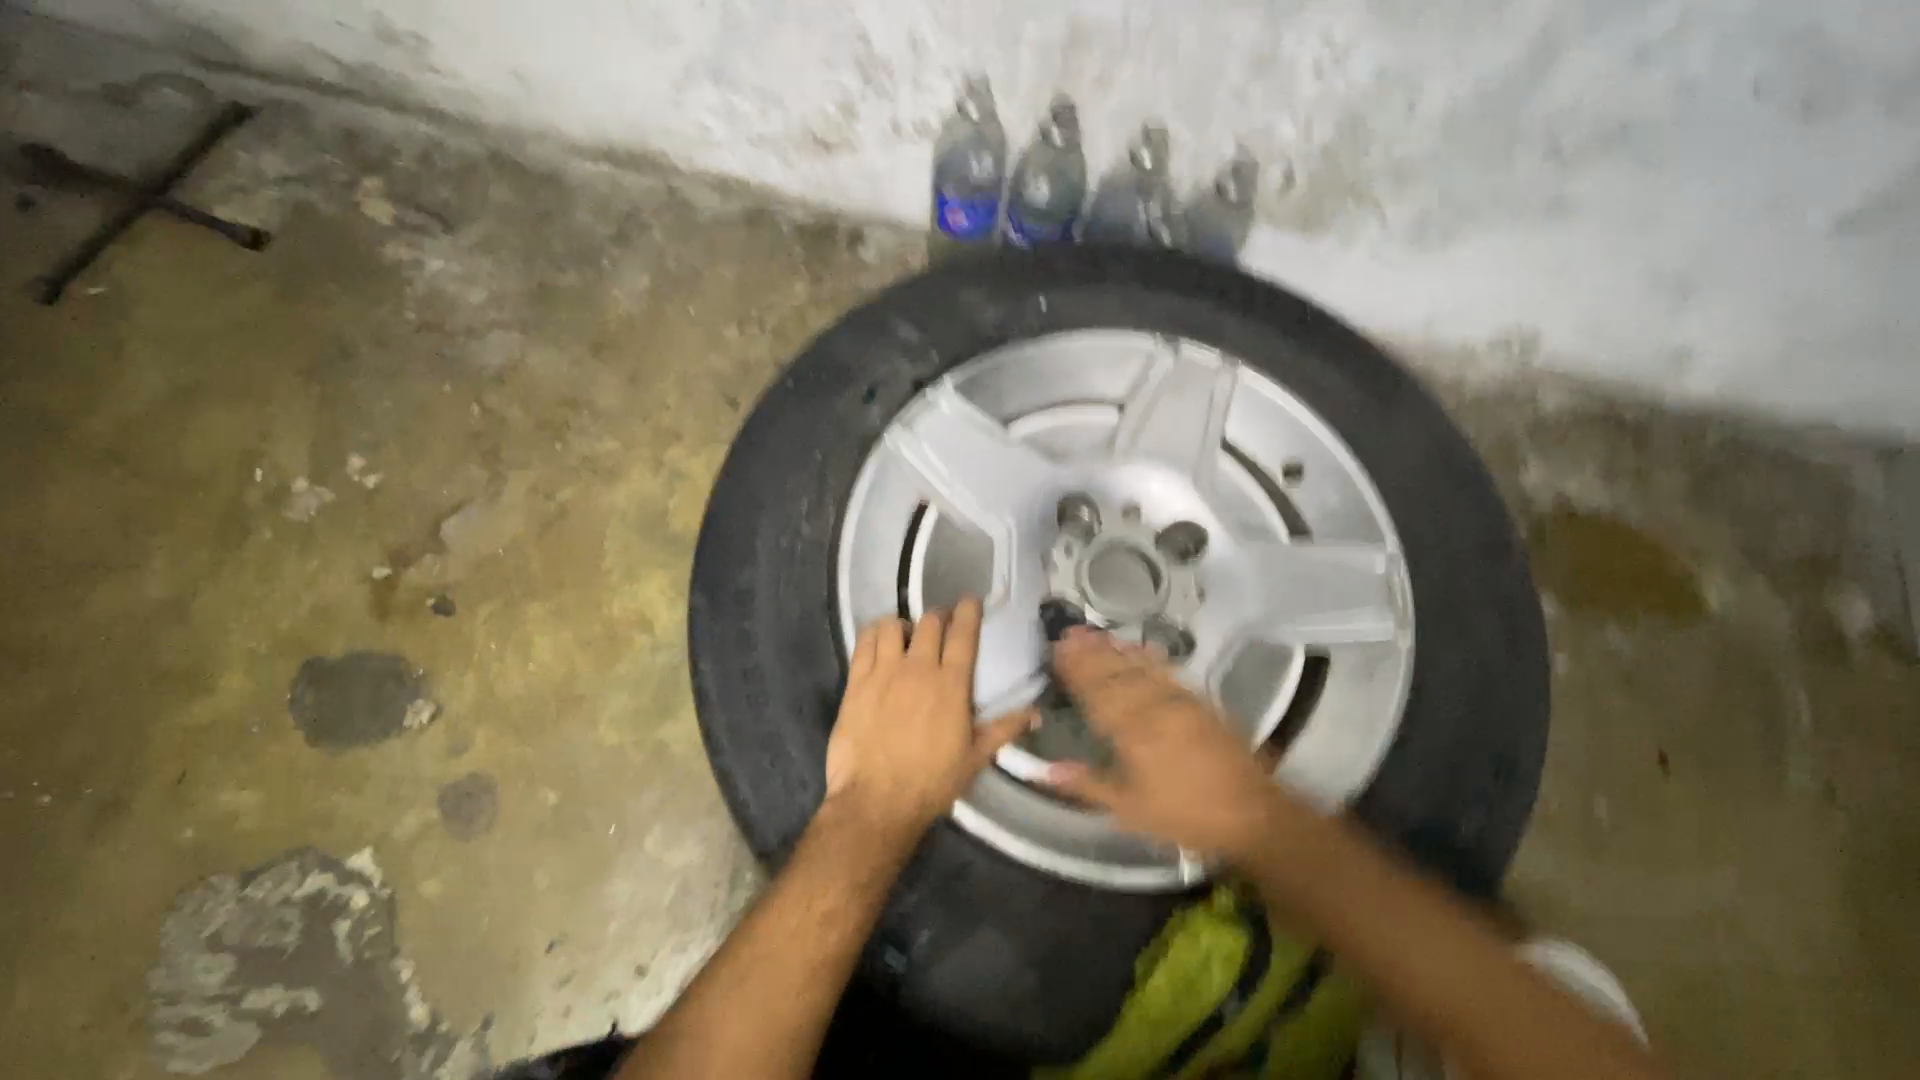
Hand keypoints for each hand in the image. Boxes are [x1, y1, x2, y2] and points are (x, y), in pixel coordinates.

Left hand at [824, 597, 1034, 838]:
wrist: (876, 801)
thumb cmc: (931, 783)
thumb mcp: (975, 759)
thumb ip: (1004, 730)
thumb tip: (1035, 714)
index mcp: (951, 685)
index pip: (963, 634)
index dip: (968, 612)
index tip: (970, 601)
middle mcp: (918, 668)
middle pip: (929, 623)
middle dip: (938, 616)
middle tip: (941, 623)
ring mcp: (883, 672)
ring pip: (892, 626)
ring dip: (903, 624)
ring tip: (906, 634)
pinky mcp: (855, 682)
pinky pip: (863, 643)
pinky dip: (874, 635)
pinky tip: (879, 642)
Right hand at [1044, 627, 1302, 863]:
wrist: (1251, 813)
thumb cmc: (1185, 815)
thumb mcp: (1129, 810)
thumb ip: (1087, 785)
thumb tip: (1044, 770)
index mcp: (1132, 734)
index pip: (1096, 694)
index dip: (1075, 671)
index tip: (1056, 651)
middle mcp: (1153, 709)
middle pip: (1116, 675)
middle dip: (1090, 654)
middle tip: (1069, 633)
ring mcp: (1179, 702)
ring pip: (1140, 668)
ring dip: (1115, 650)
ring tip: (1094, 633)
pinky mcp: (1200, 703)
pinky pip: (1167, 672)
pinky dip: (1148, 657)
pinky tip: (1139, 647)